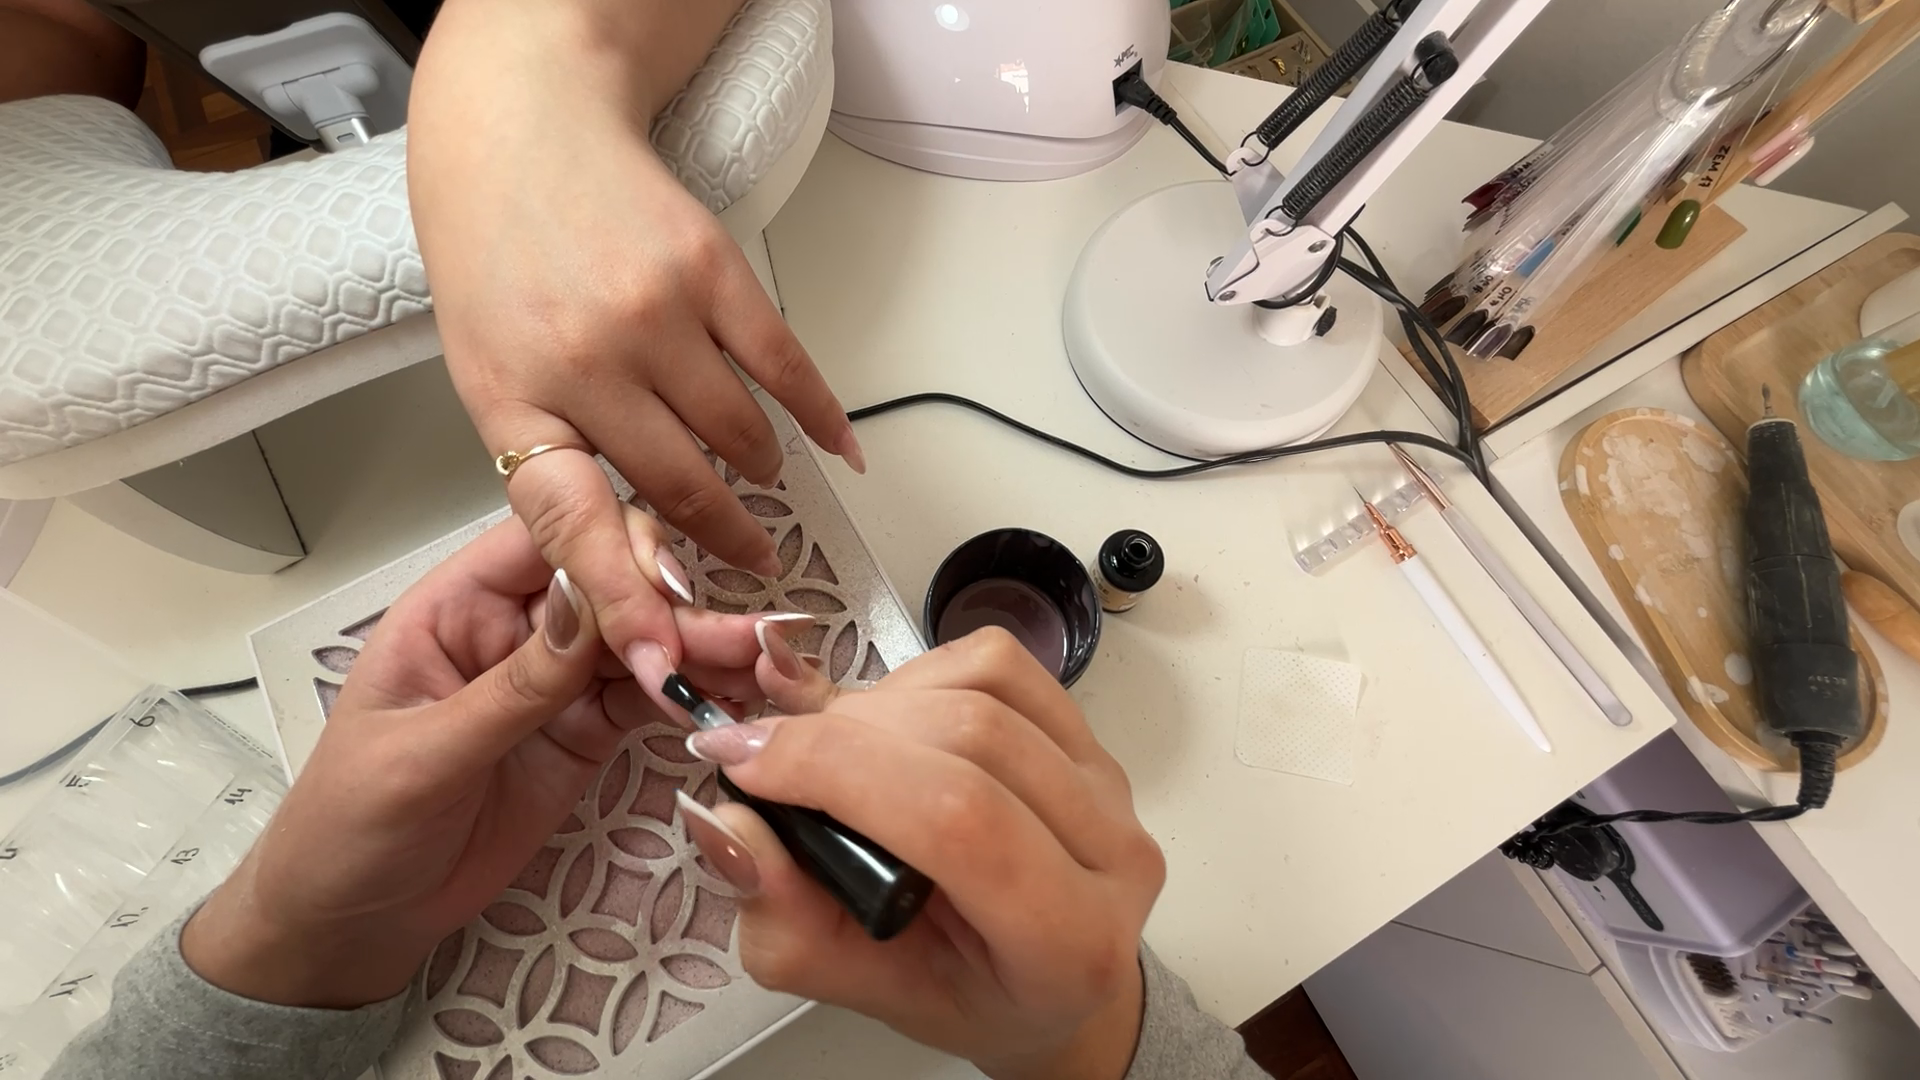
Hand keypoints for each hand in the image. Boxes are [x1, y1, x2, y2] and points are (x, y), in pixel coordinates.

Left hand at [179, 519, 773, 1007]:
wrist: (363, 922)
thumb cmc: (353, 830)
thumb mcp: (422, 757)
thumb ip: (515, 682)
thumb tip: (587, 596)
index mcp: (462, 605)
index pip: (550, 542)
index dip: (612, 552)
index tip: (664, 594)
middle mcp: (525, 624)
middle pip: (617, 588)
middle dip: (678, 611)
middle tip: (746, 639)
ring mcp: (566, 673)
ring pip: (648, 639)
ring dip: (704, 651)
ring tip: (762, 666)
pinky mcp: (596, 720)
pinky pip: (655, 694)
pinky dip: (695, 696)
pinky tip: (734, 699)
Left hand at [407, 0, 863, 705]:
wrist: (522, 125)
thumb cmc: (497, 258)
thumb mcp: (493, 371)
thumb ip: (563, 456)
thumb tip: (645, 537)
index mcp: (515, 400)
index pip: (576, 525)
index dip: (623, 602)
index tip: (662, 662)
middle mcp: (590, 363)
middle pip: (689, 488)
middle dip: (730, 538)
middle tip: (756, 558)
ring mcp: (660, 315)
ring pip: (745, 437)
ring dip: (764, 473)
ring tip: (766, 479)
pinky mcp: (718, 274)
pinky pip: (790, 372)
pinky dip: (823, 420)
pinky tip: (842, 450)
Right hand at [679, 629, 1165, 1079]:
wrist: (1055, 973)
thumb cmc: (968, 990)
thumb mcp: (867, 988)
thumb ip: (791, 921)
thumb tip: (730, 821)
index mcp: (1069, 936)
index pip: (957, 817)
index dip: (838, 770)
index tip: (746, 758)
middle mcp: (1112, 845)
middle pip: (971, 737)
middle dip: (846, 732)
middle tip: (775, 753)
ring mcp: (1108, 777)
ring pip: (985, 684)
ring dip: (884, 700)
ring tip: (840, 744)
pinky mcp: (1086, 731)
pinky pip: (999, 662)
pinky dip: (924, 672)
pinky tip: (897, 718)